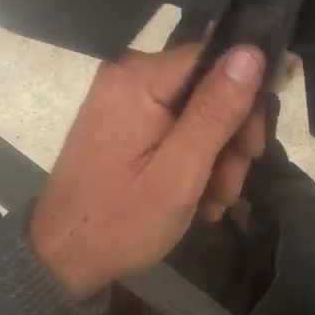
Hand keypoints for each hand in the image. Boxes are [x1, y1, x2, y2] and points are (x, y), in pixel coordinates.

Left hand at [30, 42, 267, 295]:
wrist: (60, 262)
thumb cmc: (119, 223)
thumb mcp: (179, 174)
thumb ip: (216, 112)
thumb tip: (252, 52)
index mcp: (140, 78)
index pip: (218, 59)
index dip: (246, 99)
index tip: (253, 148)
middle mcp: (131, 72)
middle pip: (211, 83)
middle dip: (232, 136)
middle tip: (232, 186)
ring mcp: (126, 93)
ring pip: (200, 105)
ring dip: (218, 153)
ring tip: (216, 199)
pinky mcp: (127, 113)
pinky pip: (179, 119)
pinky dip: (196, 154)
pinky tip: (199, 192)